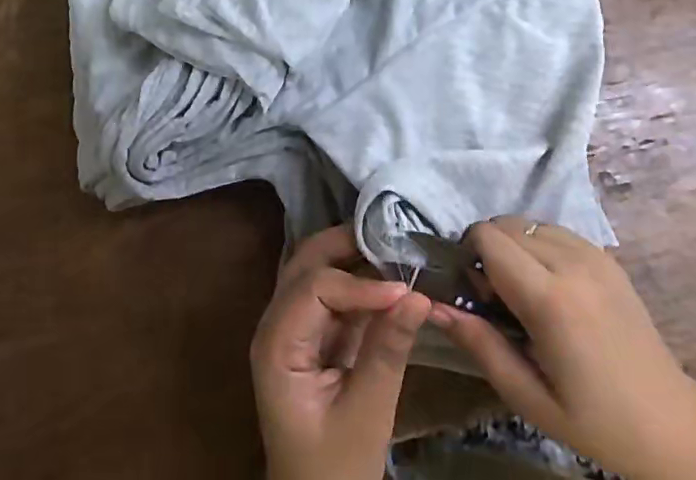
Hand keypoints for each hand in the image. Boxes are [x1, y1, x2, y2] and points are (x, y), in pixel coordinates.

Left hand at [251, 226, 429, 479]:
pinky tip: (389, 279)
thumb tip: (419, 295)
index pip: (314, 287)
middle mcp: (277, 325)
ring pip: (316, 270)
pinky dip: (360, 282)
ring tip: (396, 251)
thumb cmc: (335, 468)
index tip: (404, 290)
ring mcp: (292, 329)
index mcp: (277, 345)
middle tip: (394, 238)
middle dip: (347, 244)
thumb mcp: (366, 414)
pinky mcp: (312, 337)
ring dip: (353, 256)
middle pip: (306, 263)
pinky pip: (332, 294)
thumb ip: (388, 351)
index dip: (359, 283)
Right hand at [431, 217, 695, 479]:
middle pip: (506, 224)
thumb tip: (432, 306)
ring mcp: (594, 254)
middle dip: (488, 250)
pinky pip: (556, 230)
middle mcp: (572, 263)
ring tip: (524, 291)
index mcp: (550, 299)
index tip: (475, 293)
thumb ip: (479, 344)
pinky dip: (538, 244)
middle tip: (496, 298)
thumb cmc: (593, 419)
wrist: (669, 422)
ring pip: (529, 222)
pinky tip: (550, 284)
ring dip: (513, 245)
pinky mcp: (607, 256)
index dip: (469, 256)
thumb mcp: (527, 395)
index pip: (489, 239)